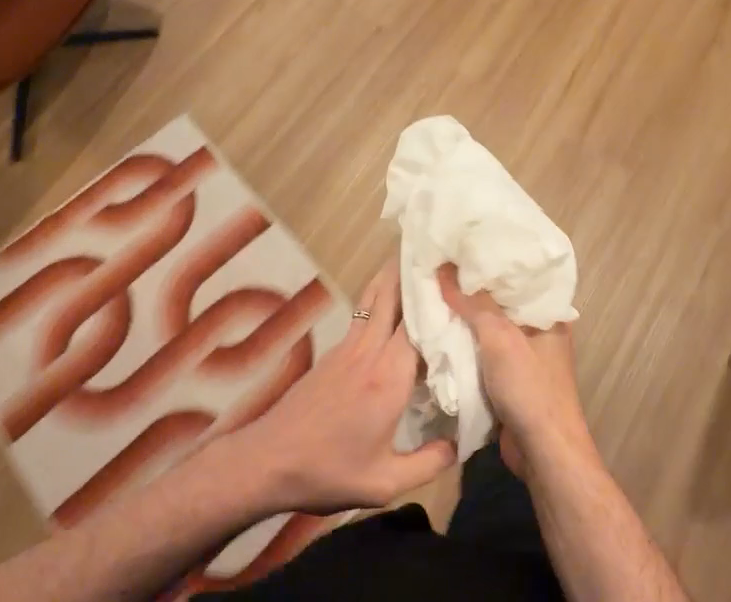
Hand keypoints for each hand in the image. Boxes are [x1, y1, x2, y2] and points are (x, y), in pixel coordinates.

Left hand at [236, 262, 456, 513]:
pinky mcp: (334, 354)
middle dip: (415, 269)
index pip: (422, 325)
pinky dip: (381, 299)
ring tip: (415, 255)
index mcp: (389, 377)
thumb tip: (461, 442)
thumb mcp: (384, 483)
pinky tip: (393, 304)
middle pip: (393, 295)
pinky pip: (364, 315)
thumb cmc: (328, 472)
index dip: (443, 301)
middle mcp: (370, 351)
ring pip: (374, 298)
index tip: (464, 279)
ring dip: (394, 276)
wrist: (266, 462)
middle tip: (440, 248)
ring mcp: (348, 348)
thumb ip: (429, 463)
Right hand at [437, 265, 591, 477]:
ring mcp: (523, 357)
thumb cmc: (530, 387)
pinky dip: (464, 346)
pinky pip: (483, 354)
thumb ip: (473, 303)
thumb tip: (443, 267)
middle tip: (435, 267)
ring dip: (463, 320)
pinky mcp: (509, 380)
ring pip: (488, 329)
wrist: (543, 452)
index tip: (456, 245)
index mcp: (547, 313)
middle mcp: (538, 330)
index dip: (488, 260)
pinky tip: (438, 333)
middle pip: (499, 301)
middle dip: (470, 290)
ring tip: (429, 293)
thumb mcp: (500, 338)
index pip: (517, 275)